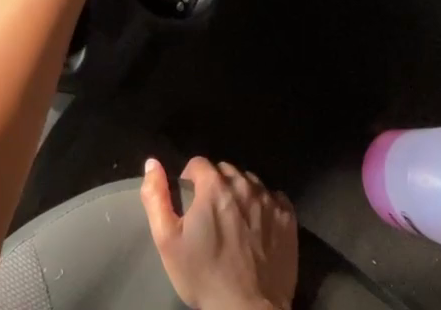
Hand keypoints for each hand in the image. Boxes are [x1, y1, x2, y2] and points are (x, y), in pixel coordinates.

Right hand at [141, 157, 297, 309]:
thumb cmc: (203, 276)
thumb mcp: (167, 240)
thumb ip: (156, 197)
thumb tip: (152, 163)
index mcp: (214, 187)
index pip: (198, 164)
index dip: (190, 181)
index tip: (190, 204)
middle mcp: (244, 185)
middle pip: (225, 170)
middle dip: (215, 185)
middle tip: (210, 216)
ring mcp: (269, 201)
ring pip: (249, 182)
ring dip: (239, 194)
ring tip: (234, 222)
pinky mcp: (288, 218)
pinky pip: (274, 197)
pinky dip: (264, 205)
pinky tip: (257, 226)